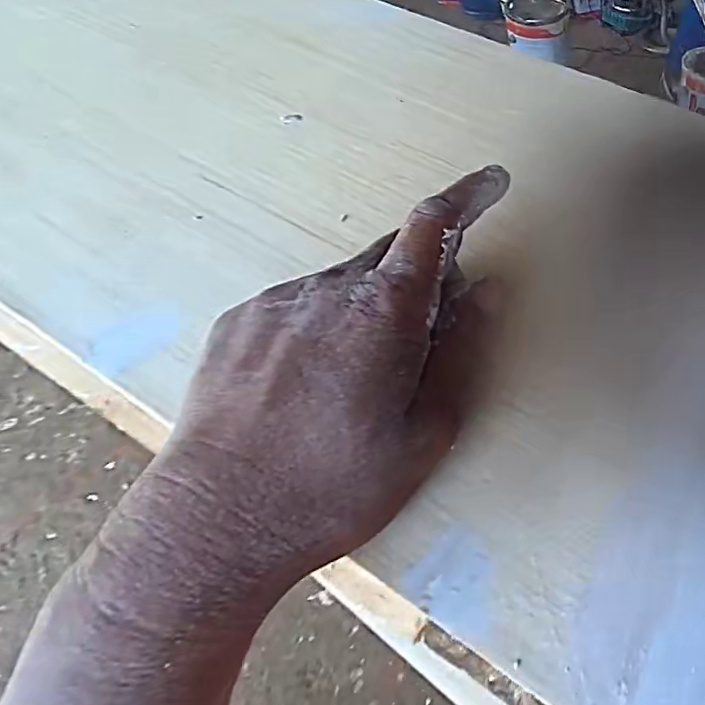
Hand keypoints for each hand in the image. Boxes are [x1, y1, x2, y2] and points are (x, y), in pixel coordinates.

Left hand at [102, 166, 511, 597]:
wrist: (215, 523)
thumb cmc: (334, 488)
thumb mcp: (424, 435)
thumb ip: (462, 353)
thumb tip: (487, 291)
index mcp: (384, 310)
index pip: (433, 225)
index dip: (467, 196)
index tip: (490, 181)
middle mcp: (330, 287)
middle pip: (391, 254)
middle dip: (420, 274)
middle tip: (425, 329)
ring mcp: (278, 301)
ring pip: (345, 282)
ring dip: (367, 307)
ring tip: (356, 377)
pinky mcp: (240, 320)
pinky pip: (299, 304)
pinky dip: (322, 322)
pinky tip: (308, 381)